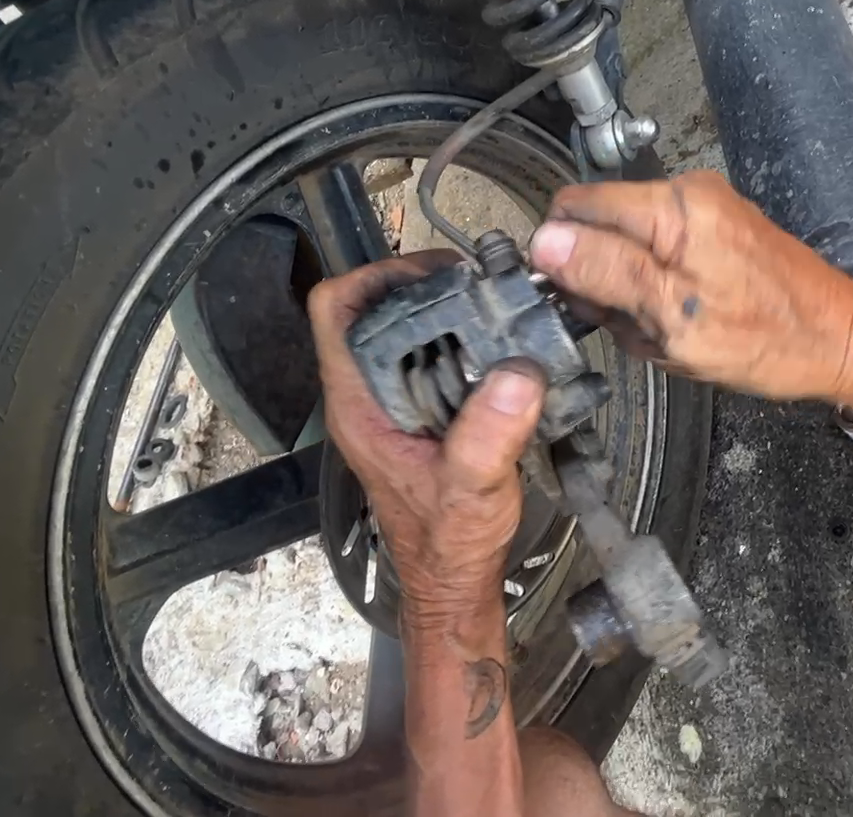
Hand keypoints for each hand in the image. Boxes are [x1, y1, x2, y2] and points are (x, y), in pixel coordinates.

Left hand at [307, 253, 547, 625]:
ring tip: (496, 302)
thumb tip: (516, 374)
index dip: (375, 277)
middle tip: (478, 281)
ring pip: (411, 330)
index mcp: (360, 404)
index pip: (335, 311)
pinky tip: (508, 345)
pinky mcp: (430, 412)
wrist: (456, 579)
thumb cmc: (448, 543)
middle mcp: (373, 395)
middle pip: (378, 310)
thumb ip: (488, 436)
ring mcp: (400, 403)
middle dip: (425, 285)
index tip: (434, 272)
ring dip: (451, 311)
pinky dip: (471, 340)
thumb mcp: (470, 488)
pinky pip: (442, 357)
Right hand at [528, 171, 852, 403]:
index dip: (564, 255)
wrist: (841, 341)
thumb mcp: (675, 316)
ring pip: (628, 254)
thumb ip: (608, 272)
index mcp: (676, 206)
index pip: (577, 206)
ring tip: (670, 335)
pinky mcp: (715, 237)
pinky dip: (661, 300)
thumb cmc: (773, 337)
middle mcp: (689, 196)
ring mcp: (704, 215)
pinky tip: (687, 328)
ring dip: (635, 302)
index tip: (580, 300)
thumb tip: (546, 242)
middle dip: (606, 286)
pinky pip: (661, 263)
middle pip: (601, 230)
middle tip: (640, 328)